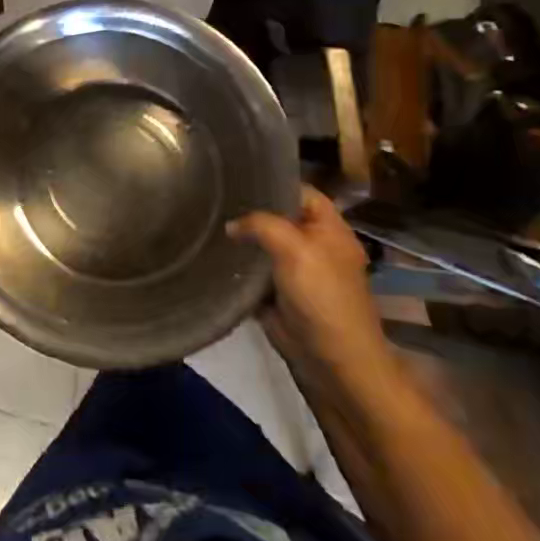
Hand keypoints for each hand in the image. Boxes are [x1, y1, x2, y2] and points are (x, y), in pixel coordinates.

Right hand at [228, 186, 390, 381]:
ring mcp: (295, 273)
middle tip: (215, 199)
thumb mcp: (295, 248)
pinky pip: (254, 276)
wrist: (332, 362)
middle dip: (250, 212)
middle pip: (278, 219)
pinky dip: (237, 270)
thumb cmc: (322, 297)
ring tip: (206, 223)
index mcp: (329, 228)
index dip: (273, 182)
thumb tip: (232, 226)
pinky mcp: (278, 297)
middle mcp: (313, 245)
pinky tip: (211, 256)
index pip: (300, 191)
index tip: (238, 178)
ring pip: (263, 248)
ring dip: (241, 242)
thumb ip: (262, 224)